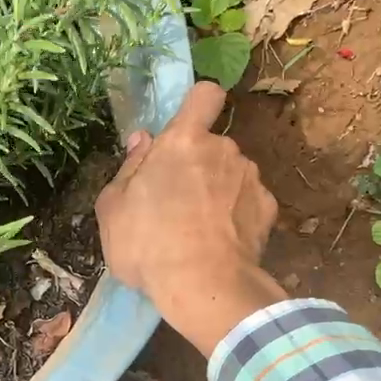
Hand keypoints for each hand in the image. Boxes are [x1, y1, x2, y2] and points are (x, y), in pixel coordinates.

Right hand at [95, 81, 286, 354]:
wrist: (201, 285)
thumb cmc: (146, 243)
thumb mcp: (112, 209)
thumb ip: (128, 169)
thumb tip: (142, 141)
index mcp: (183, 141)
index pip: (204, 95)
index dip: (196, 106)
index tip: (183, 131)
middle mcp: (224, 149)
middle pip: (211, 147)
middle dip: (196, 167)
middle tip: (173, 205)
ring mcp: (251, 179)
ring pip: (229, 176)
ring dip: (216, 194)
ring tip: (196, 232)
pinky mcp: (268, 210)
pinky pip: (246, 206)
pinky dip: (234, 219)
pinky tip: (218, 245)